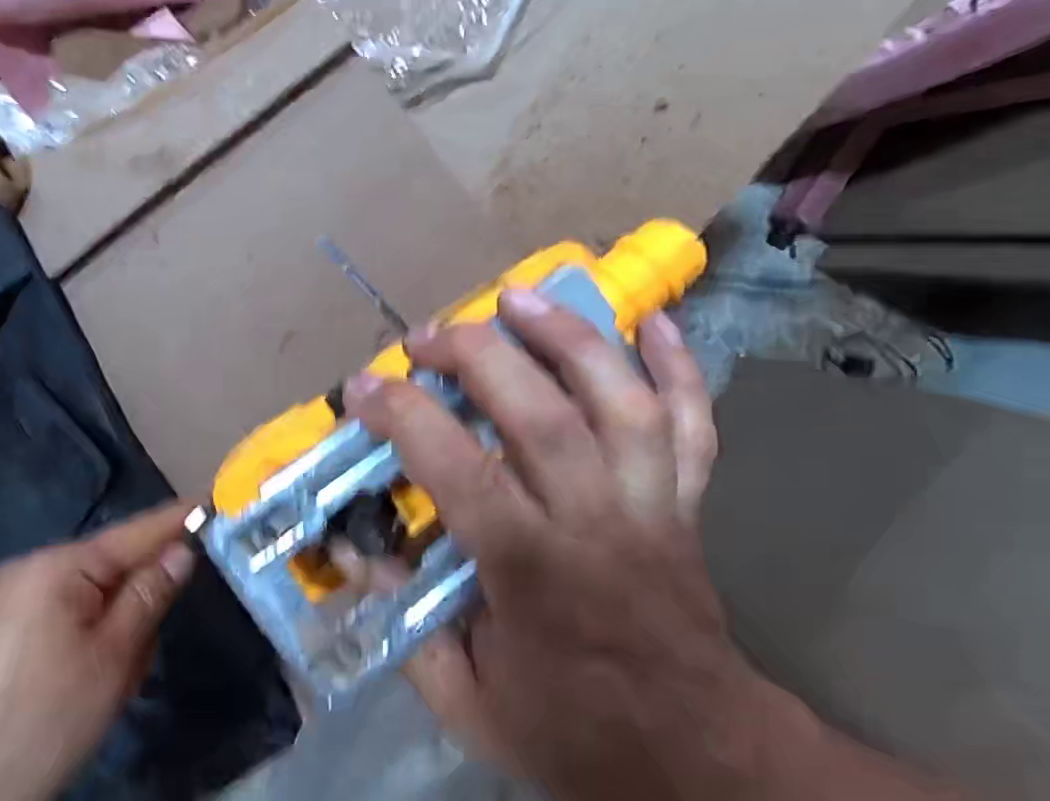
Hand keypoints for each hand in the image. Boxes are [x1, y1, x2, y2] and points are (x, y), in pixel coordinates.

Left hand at [0, 504, 195, 800]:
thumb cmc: (30, 725)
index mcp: (58, 567)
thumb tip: (181, 550)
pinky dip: (77, 649)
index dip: (181, 519)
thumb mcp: (109, 663)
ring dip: (107, 636)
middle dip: (136, 605)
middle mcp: (26, 572)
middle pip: (109, 570)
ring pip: (83, 603)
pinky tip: (66, 698)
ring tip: (100, 694)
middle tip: (137, 663)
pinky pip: (51, 626)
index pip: (138, 529)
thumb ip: (149, 598)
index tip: (220, 502)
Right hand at [346, 288, 953, 800]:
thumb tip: (355, 550)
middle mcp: (596, 520)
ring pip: (620, 401)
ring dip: (570, 337)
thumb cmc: (570, 725)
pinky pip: (694, 422)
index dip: (405, 418)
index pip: (461, 473)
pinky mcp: (687, 498)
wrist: (691, 752)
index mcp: (533, 572)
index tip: (363, 388)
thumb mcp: (467, 699)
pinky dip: (679, 366)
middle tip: (429, 337)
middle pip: (542, 416)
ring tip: (518, 296)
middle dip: (478, 356)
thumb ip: (406, 622)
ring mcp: (651, 500)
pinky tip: (653, 320)